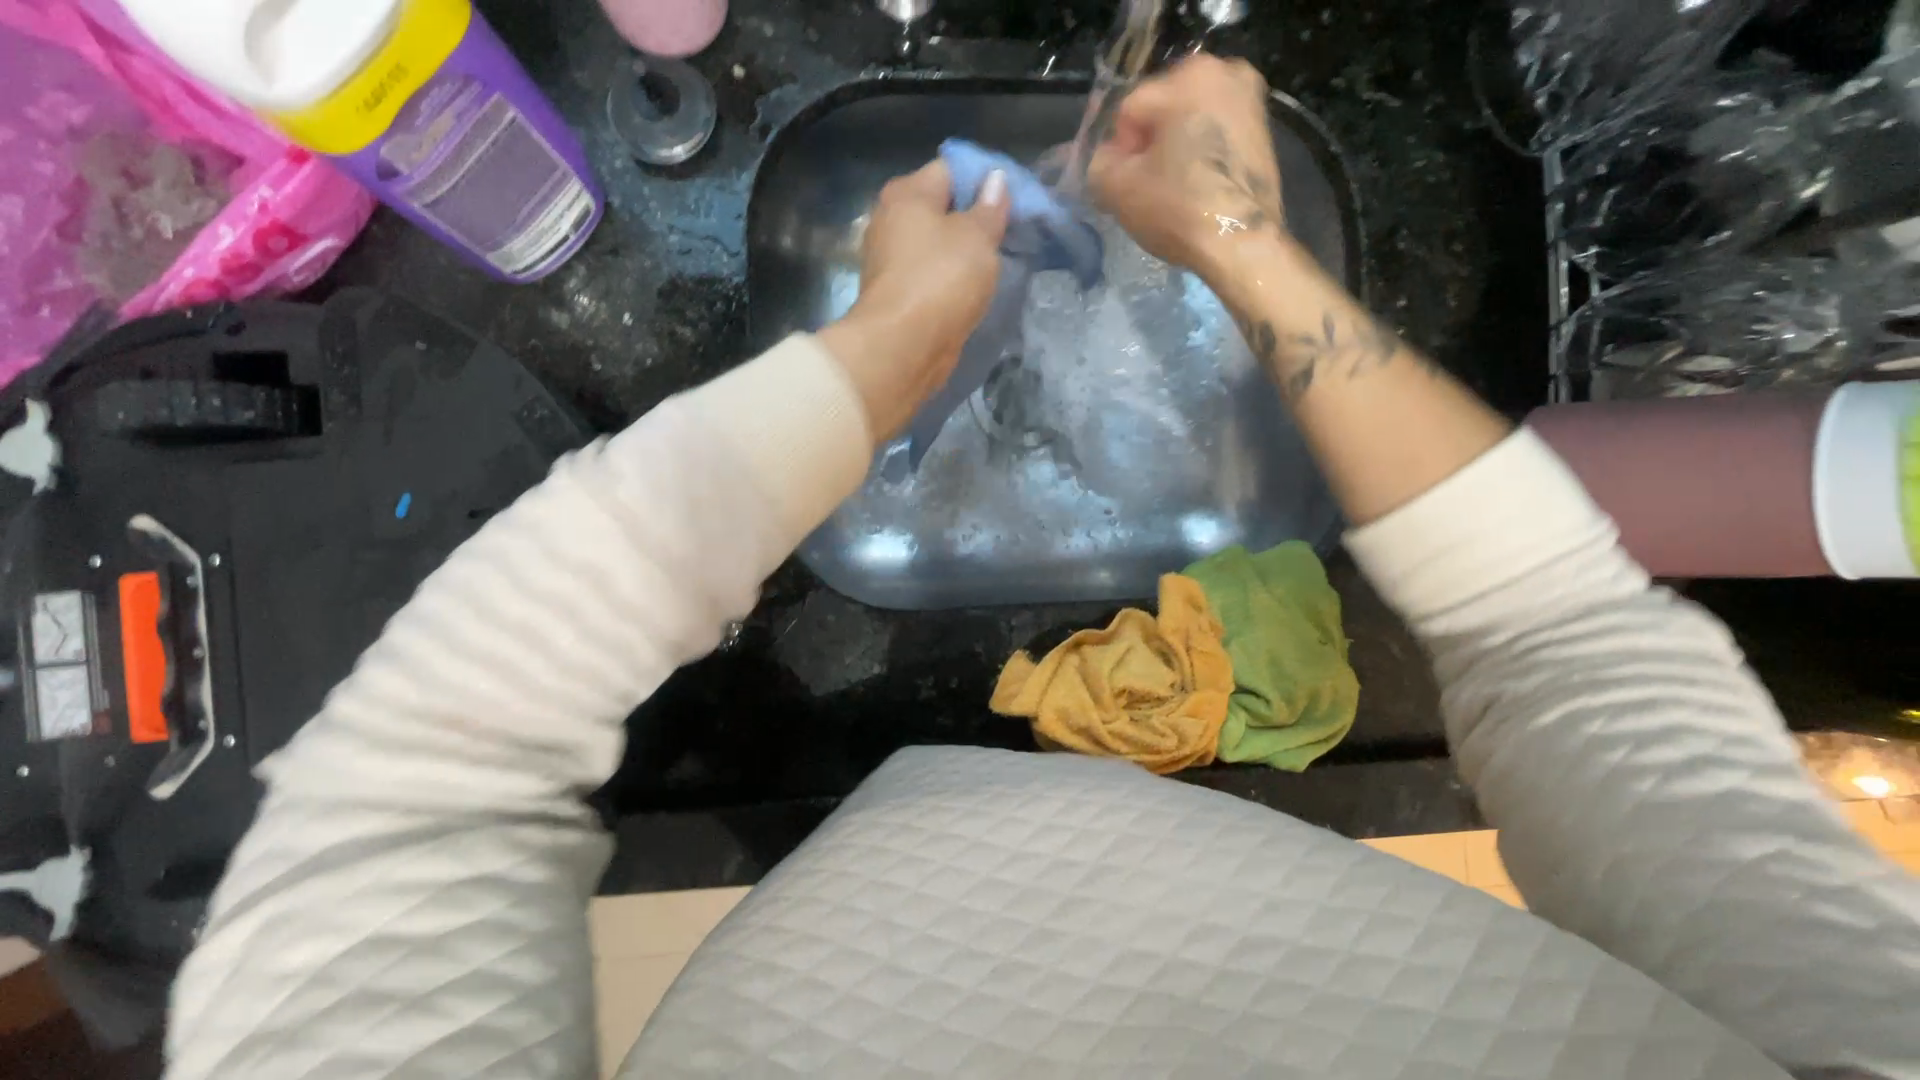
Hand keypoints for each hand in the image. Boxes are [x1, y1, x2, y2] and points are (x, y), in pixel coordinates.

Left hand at [818, 160, 1009, 443]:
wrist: (902, 347)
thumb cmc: (940, 280)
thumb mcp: (977, 237)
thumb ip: (990, 207)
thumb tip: (994, 179)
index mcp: (906, 193)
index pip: (951, 170)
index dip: (984, 182)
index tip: (1012, 203)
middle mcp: (890, 220)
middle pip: (941, 208)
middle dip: (973, 219)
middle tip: (1007, 235)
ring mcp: (890, 260)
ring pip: (936, 245)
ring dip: (962, 253)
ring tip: (995, 265)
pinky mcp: (896, 295)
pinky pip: (930, 276)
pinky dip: (949, 280)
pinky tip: (972, 290)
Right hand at [1088, 54, 1286, 281]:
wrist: (1243, 244)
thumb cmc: (1178, 208)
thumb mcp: (1116, 188)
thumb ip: (1098, 162)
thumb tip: (1107, 158)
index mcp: (1188, 75)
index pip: (1128, 111)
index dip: (1118, 151)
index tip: (1123, 184)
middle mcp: (1224, 72)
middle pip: (1161, 112)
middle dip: (1148, 145)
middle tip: (1145, 187)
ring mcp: (1250, 101)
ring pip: (1188, 124)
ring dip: (1174, 151)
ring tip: (1170, 191)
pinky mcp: (1263, 132)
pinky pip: (1213, 138)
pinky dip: (1200, 157)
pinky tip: (1196, 189)